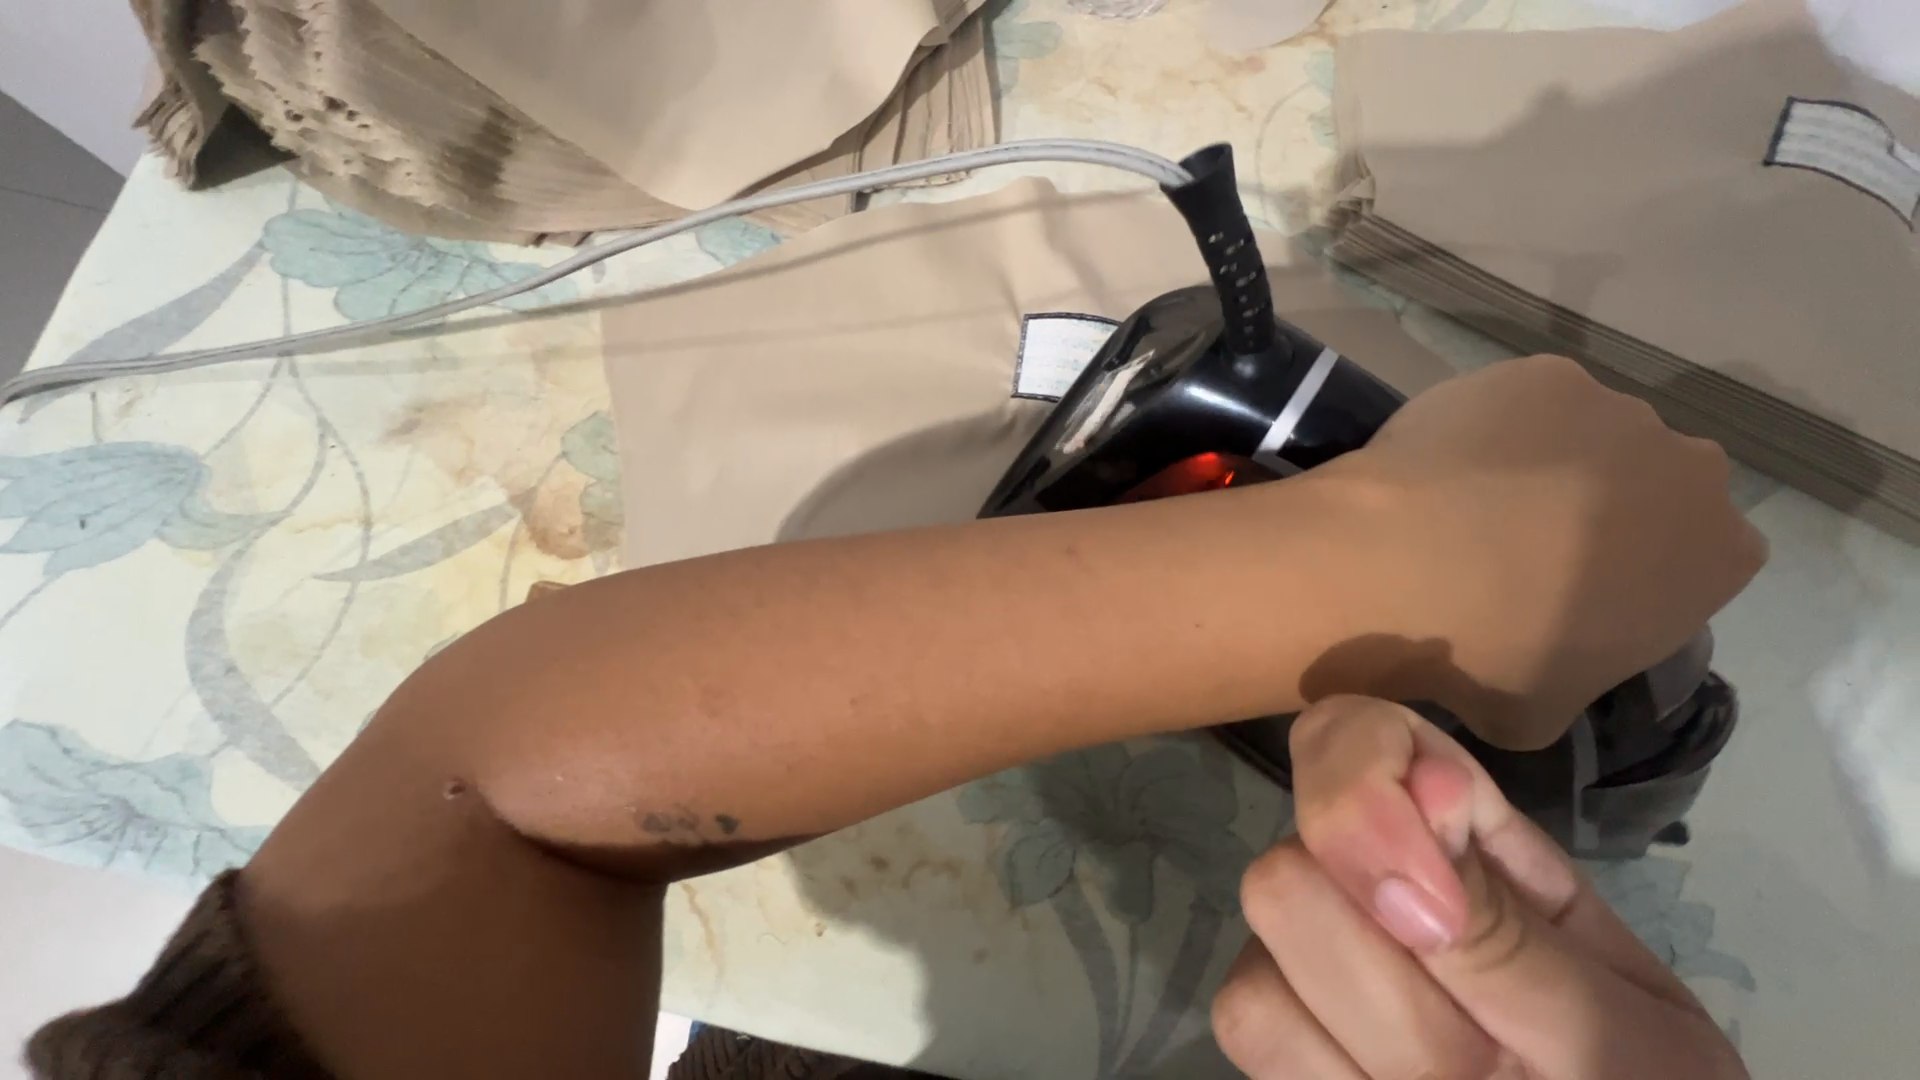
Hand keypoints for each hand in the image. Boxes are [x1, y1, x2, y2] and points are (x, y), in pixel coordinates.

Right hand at [1211, 696, 1746, 1078]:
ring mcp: (1307, 948)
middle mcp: (1360, 872)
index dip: (1359, 789)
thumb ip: (1509, 932)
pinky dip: (1329, 1078)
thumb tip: (1418, 793)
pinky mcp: (1274, 1023)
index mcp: (1461, 840)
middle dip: (1400, 993)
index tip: (1433, 909)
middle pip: (1284, 867)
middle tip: (1498, 1062)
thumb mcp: (1630, 1043)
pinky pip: (1251, 1025)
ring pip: (1262, 961)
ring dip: (1383, 1050)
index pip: (1352, 735)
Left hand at [1309, 354, 1765, 748]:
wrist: (1408, 564)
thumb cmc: (1487, 653)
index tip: (1561, 592)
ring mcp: (1612, 409)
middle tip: (1503, 543)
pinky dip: (1482, 426)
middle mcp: (1688, 469)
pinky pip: (1514, 402)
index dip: (1623, 576)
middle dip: (1590, 512)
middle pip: (1641, 489)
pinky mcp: (1536, 374)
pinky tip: (1436, 461)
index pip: (1687, 562)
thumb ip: (1561, 691)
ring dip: (1534, 464)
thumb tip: (1528, 686)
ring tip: (1456, 501)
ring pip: (1579, 438)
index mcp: (1718, 554)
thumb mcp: (1539, 713)